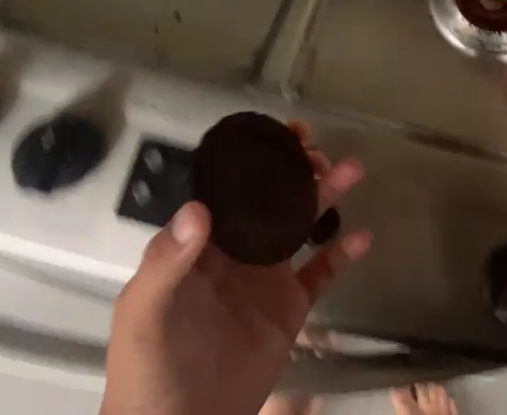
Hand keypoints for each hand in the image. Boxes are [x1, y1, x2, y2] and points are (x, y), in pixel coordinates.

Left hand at [102, 124, 371, 414]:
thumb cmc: (149, 371)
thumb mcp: (144, 315)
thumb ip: (166, 263)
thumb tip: (198, 209)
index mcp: (198, 244)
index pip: (228, 187)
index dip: (254, 158)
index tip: (280, 135)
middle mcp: (235, 251)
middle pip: (270, 198)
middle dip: (294, 168)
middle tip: (318, 151)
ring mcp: (265, 278)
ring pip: (300, 225)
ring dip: (325, 196)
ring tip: (351, 170)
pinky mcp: (290, 309)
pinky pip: (321, 273)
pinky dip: (343, 254)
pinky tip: (363, 237)